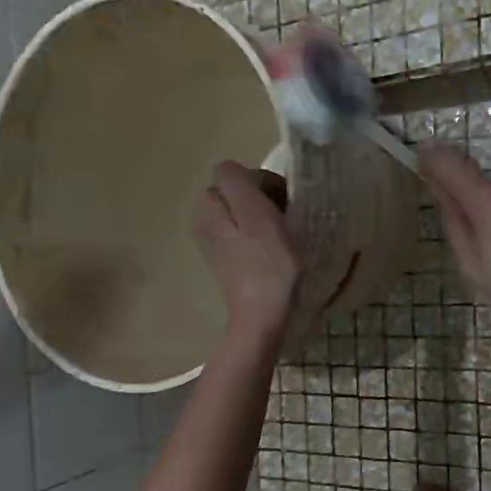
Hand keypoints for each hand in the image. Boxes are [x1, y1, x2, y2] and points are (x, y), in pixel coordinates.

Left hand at [194, 161, 299, 341]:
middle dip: (264, 198)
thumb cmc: (267, 265)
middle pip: (239, 191)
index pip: (237, 172)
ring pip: (245, 211)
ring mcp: (214, 241)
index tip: (282, 202)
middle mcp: (204, 220)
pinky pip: (246, 232)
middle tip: (286, 219)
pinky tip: (274, 252)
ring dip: (266, 217)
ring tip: (283, 236)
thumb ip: (238, 182)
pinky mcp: (227, 259)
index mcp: (208, 206)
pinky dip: (262, 235)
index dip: (263, 182)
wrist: (263, 318)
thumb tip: (233, 171)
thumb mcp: (256, 214)